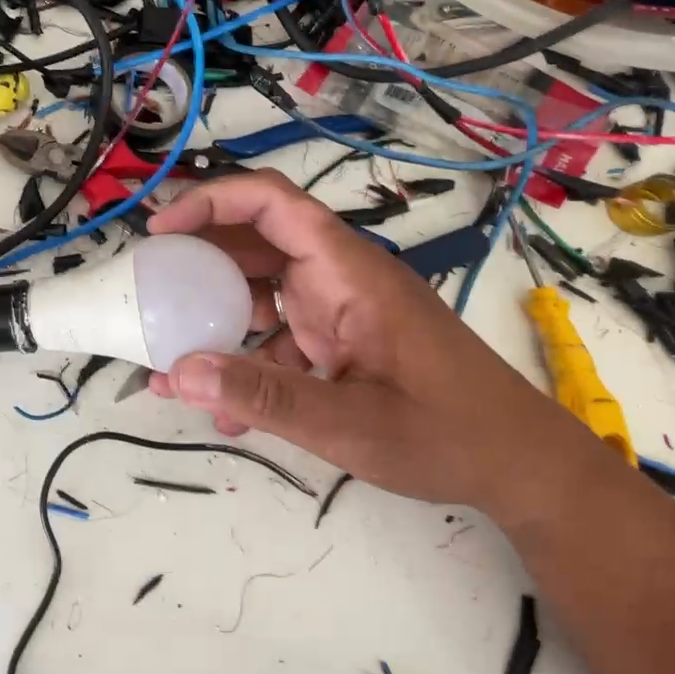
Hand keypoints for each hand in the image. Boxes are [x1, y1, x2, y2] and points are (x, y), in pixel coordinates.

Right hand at [144, 170, 593, 510]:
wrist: (527, 473)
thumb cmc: (451, 437)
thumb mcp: (350, 423)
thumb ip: (262, 396)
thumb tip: (174, 372)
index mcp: (349, 273)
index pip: (273, 203)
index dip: (211, 201)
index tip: (160, 230)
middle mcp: (339, 278)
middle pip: (254, 238)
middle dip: (197, 255)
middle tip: (147, 284)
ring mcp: (337, 308)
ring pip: (258, 285)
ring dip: (212, 311)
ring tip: (166, 348)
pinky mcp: (337, 340)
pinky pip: (274, 331)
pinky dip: (241, 357)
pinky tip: (219, 405)